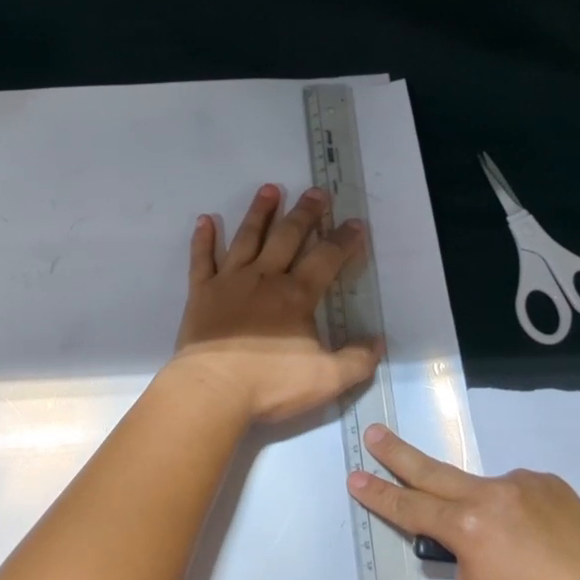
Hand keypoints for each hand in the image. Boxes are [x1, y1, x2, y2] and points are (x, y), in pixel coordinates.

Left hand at [167, 183, 379, 422]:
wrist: (212, 390)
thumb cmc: (270, 384)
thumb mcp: (326, 379)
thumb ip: (356, 360)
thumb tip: (379, 342)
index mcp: (297, 295)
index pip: (326, 258)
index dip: (344, 240)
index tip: (355, 223)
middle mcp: (264, 278)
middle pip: (287, 236)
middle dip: (305, 213)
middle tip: (316, 192)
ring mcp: (229, 282)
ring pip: (246, 238)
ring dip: (259, 212)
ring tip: (269, 189)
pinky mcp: (200, 293)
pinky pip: (201, 259)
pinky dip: (203, 239)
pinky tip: (205, 220)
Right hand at [347, 426, 579, 579]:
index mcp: (466, 526)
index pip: (410, 507)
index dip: (380, 494)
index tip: (354, 475)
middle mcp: (490, 493)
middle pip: (433, 471)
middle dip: (399, 453)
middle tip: (375, 431)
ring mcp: (523, 482)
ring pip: (479, 484)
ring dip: (468, 498)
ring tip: (492, 541)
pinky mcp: (551, 482)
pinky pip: (515, 487)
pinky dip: (508, 503)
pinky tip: (523, 533)